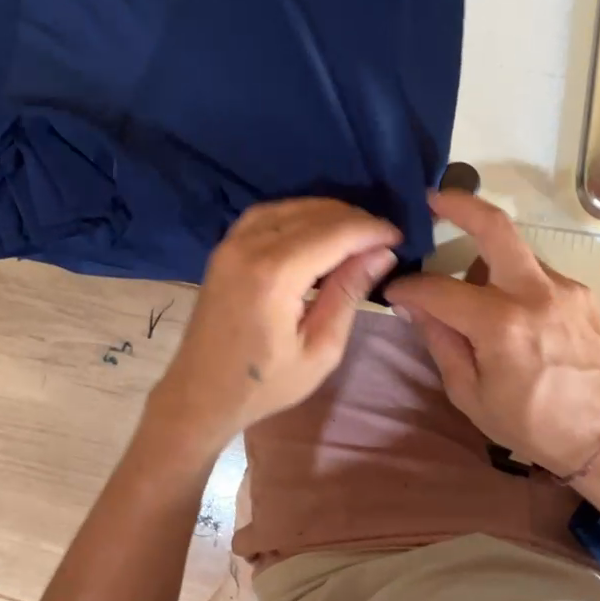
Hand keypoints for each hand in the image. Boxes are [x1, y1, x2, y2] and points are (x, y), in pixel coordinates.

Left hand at [149, 199, 401, 444]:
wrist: (200, 393)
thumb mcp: (320, 349)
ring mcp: (231, 244)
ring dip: (326, 214)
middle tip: (382, 240)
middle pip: (313, 213)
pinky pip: (266, 214)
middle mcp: (249, 247)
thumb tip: (382, 253)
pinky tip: (316, 232)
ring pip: (289, 207)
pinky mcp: (223, 248)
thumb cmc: (264, 384)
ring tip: (356, 235)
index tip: (399, 238)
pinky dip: (297, 215)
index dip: (371, 229)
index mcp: (274, 275)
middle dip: (353, 220)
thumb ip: (349, 293)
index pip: (334, 232)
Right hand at [383, 190, 599, 481]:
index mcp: (502, 324)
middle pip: (495, 227)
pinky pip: (535, 274)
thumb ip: (439, 340)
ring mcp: (563, 288)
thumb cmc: (529, 423)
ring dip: (486, 264)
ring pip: (514, 254)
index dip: (409, 288)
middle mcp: (535, 293)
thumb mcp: (469, 393)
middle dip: (460, 205)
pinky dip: (513, 284)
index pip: (439, 289)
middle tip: (434, 200)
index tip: (394, 291)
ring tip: (474, 298)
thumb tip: (412, 304)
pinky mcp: (580, 293)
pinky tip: (511, 315)